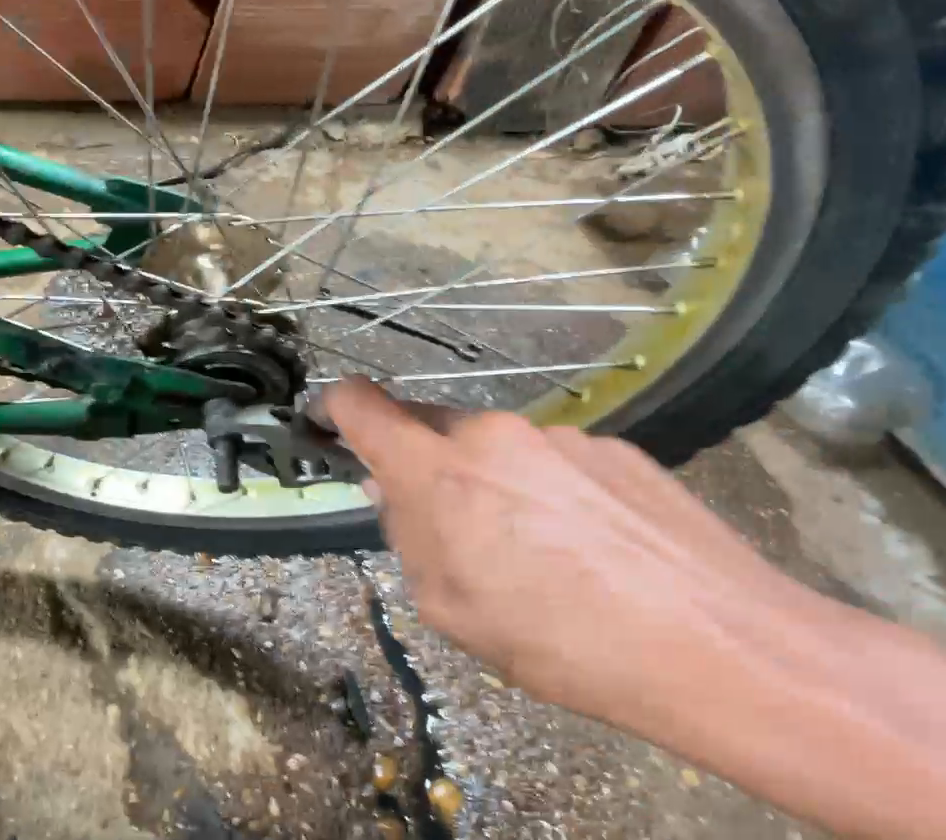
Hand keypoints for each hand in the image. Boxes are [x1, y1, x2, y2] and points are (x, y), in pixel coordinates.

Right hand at [323, 377, 792, 724]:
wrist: (727, 650)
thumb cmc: (563, 641)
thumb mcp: (449, 608)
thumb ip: (406, 536)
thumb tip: (393, 493)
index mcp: (437, 471)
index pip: (359, 403)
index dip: (333, 407)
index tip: (327, 425)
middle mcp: (492, 435)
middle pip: (429, 428)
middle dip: (422, 466)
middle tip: (449, 526)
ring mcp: (560, 436)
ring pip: (494, 447)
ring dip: (490, 482)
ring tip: (536, 550)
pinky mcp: (618, 449)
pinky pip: (554, 460)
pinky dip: (548, 491)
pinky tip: (589, 548)